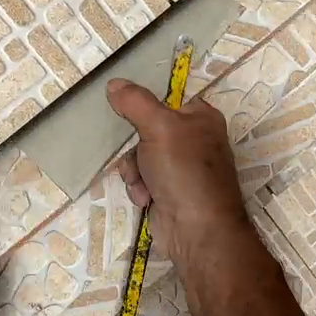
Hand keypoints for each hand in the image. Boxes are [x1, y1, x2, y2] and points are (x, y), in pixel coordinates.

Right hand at [107, 78, 251, 273]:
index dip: (146, 101)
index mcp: (201, 116)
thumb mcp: (158, 126)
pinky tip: (145, 197)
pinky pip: (142, 176)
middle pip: (148, 126)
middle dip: (135, 145)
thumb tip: (114, 83)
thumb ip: (135, 101)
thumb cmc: (184, 170)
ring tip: (140, 181)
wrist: (197, 232)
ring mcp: (182, 166)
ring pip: (140, 153)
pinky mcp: (170, 189)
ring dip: (134, 168)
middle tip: (136, 152)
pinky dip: (139, 185)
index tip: (124, 105)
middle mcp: (194, 138)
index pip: (168, 96)